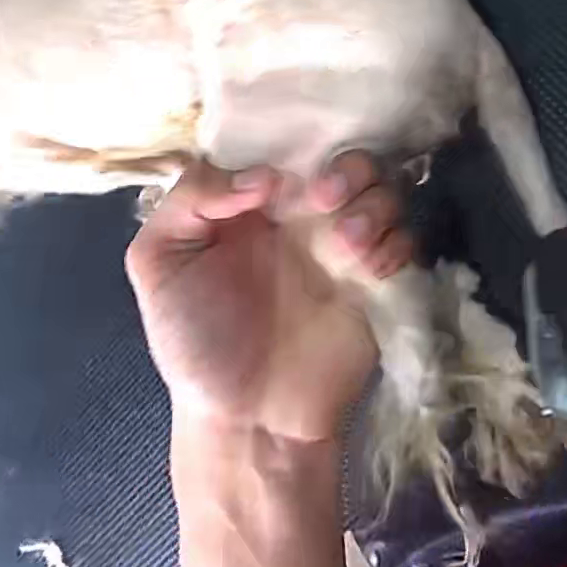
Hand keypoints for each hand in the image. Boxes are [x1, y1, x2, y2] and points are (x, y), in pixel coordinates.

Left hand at [124, 153, 415, 444]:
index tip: (283, 180)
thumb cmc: (199, 339)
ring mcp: (347, 246)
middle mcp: (308, 217)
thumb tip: (264, 175)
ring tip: (345, 244)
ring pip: (385, 193)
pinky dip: (393, 245)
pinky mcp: (379, 279)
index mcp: (260, 204)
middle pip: (352, 162)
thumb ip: (192, 199)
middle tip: (325, 200)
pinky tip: (367, 271)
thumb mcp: (160, 263)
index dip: (297, 148)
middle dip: (348, 171)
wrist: (251, 417)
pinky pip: (405, 240)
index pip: (292, 148)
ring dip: (373, 207)